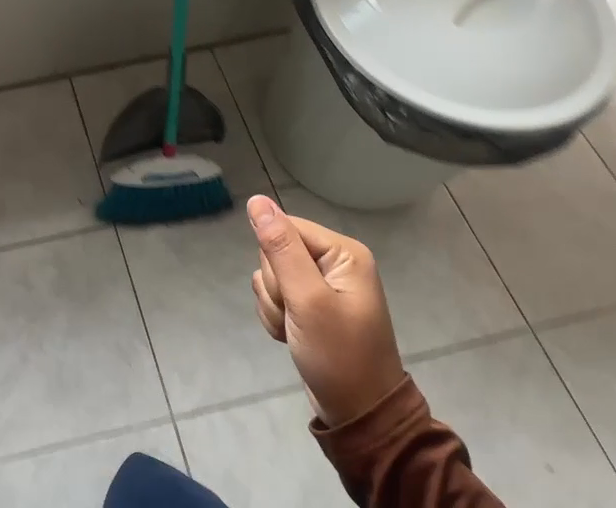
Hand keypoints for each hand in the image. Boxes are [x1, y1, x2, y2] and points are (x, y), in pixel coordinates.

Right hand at [246, 194, 405, 426]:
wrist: (358, 414)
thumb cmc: (339, 355)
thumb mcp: (307, 300)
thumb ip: (281, 248)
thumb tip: (257, 200)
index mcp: (344, 252)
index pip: (286, 228)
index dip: (277, 259)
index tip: (293, 292)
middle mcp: (334, 262)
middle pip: (276, 251)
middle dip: (276, 287)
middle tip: (297, 315)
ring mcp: (322, 286)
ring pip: (270, 276)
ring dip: (274, 306)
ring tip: (296, 330)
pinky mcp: (310, 306)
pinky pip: (274, 296)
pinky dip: (276, 317)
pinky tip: (291, 336)